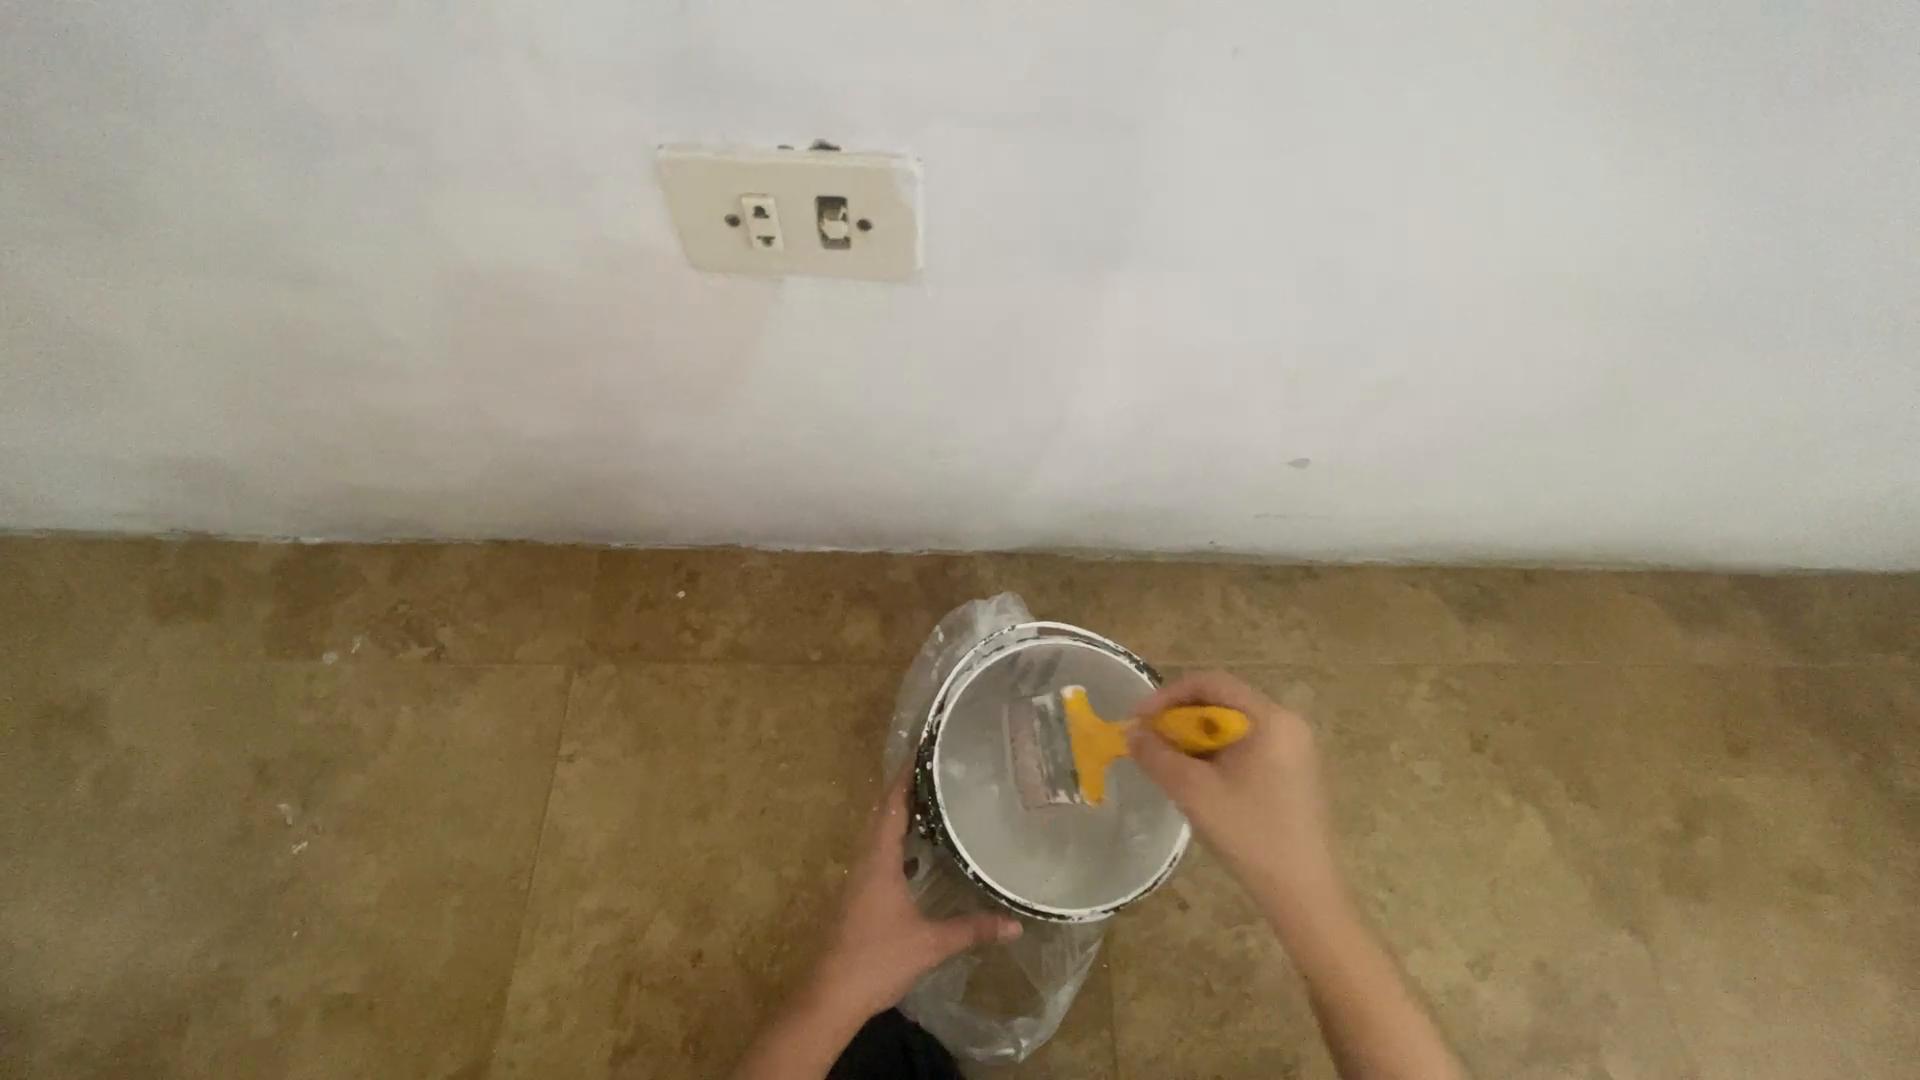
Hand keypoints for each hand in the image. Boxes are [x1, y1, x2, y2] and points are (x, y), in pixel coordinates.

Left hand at [805, 769, 1022, 1019]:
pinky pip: (878, 853)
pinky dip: (896, 841)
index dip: (905, 775)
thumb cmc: (877, 959)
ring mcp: (858, 878)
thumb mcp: (930, 943)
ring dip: (898, 814)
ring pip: (877, 833)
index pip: (891, 804)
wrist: (831, 996)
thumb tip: (1015, 924)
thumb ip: (972, 929)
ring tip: (931, 801)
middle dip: (904, 788)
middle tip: (935, 770)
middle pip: (882, 812)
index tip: (922, 749)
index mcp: (879, 858)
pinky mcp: (858, 896)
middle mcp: (865, 860)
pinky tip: (917, 853)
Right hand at [1127, 671, 1342, 917]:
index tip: (1140, 719)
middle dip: (1180, 718)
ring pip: (1232, 725)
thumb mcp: (1192, 791)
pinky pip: (1247, 745)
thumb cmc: (1249, 833)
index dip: (1168, 695)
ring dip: (1195, 737)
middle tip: (1151, 741)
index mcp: (1270, 718)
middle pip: (1222, 701)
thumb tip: (1131, 732)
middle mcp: (1288, 723)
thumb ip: (1156, 755)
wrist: (1302, 891)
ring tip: (1169, 762)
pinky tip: (1199, 781)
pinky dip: (1216, 753)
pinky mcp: (1294, 772)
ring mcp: (1295, 748)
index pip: (1211, 683)